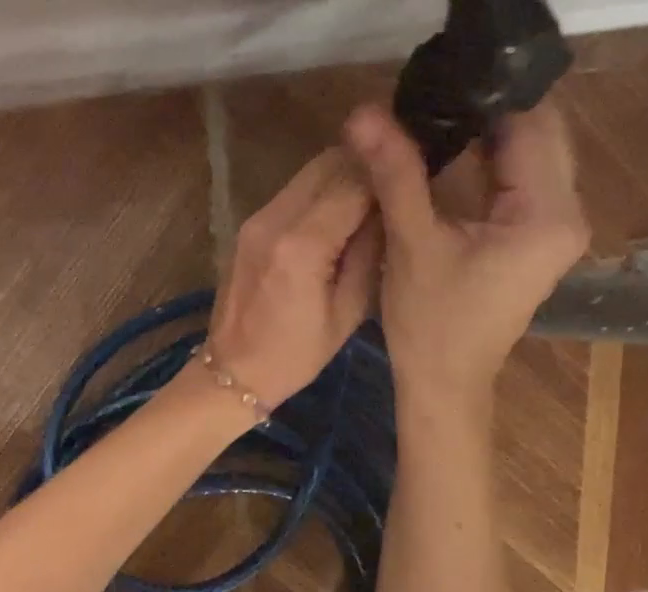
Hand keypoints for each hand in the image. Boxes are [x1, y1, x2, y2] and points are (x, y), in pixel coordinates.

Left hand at [206, 149, 381, 408]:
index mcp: (301, 245)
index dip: (390, 177)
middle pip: (332, 162)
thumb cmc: (294, 356)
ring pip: (311, 171)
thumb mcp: (347, 312)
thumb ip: (370, 252)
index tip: (415, 182)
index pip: (357, 181)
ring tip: (370, 203)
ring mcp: (256, 219)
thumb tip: (392, 207)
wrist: (231, 374)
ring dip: (344, 177)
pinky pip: (293, 192)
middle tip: (395, 188)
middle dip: (368, 167)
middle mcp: (274, 220)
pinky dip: (320, 194)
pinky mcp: (248, 226)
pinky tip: (338, 219)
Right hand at [343, 102, 588, 396]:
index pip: (526, 123)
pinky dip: (490, 166)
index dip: (477, 102)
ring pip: (530, 154)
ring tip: (430, 134)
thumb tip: (364, 116)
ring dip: (485, 140)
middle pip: (535, 134)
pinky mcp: (540, 240)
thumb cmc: (430, 326)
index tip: (428, 98)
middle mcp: (568, 213)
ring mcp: (558, 228)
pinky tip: (449, 163)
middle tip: (425, 114)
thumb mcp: (411, 245)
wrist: (444, 387)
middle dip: (482, 118)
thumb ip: (396, 173)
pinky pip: (522, 181)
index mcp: (546, 214)